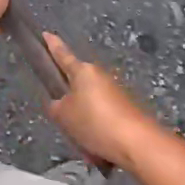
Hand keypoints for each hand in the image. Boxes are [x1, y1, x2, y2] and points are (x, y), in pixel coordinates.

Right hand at [44, 32, 155, 170]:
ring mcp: (115, 94)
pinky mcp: (126, 111)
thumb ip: (55, 107)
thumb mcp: (63, 116)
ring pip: (89, 107)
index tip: (46, 33)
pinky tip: (98, 151)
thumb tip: (60, 104)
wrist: (138, 144)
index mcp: (83, 72)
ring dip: (84, 123)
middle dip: (70, 103)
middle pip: (76, 86)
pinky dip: (98, 133)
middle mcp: (100, 77)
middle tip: (64, 121)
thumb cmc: (95, 122)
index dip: (53, 45)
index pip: (63, 55)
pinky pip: (103, 121)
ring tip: (84, 143)